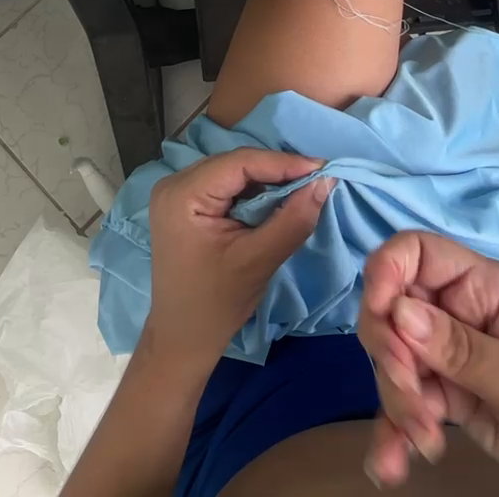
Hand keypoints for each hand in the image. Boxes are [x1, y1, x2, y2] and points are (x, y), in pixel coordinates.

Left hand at [142, 149, 335, 361]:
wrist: (183, 337)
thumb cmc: (216, 303)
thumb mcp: (259, 261)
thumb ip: (293, 220)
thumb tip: (325, 182)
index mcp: (182, 195)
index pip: (239, 163)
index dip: (283, 163)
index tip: (324, 168)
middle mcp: (173, 184)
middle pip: (234, 164)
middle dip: (277, 170)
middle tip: (318, 177)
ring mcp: (176, 193)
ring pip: (232, 172)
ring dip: (267, 179)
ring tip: (303, 186)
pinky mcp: (185, 204)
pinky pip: (225, 186)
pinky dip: (252, 191)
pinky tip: (276, 198)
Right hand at [357, 232, 498, 495]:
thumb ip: (461, 349)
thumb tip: (397, 310)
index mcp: (486, 289)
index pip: (417, 252)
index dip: (387, 272)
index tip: (382, 319)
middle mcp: (461, 313)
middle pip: (393, 309)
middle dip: (390, 355)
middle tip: (412, 400)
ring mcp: (453, 355)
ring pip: (394, 359)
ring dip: (396, 401)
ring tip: (426, 444)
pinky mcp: (449, 395)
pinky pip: (405, 401)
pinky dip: (394, 431)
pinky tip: (391, 464)